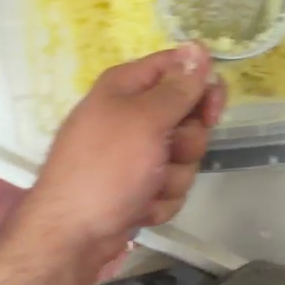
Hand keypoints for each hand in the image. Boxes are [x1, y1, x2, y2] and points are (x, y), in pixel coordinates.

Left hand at [17, 42, 226, 269]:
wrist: (73, 236)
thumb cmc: (105, 170)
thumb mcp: (145, 121)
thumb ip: (177, 88)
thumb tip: (198, 48)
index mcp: (125, 87)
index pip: (177, 68)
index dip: (200, 85)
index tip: (211, 108)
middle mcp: (131, 116)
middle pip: (189, 117)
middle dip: (186, 142)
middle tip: (167, 152)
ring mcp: (136, 155)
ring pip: (185, 158)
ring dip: (173, 177)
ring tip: (145, 188)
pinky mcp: (140, 187)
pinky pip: (172, 187)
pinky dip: (161, 200)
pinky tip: (140, 208)